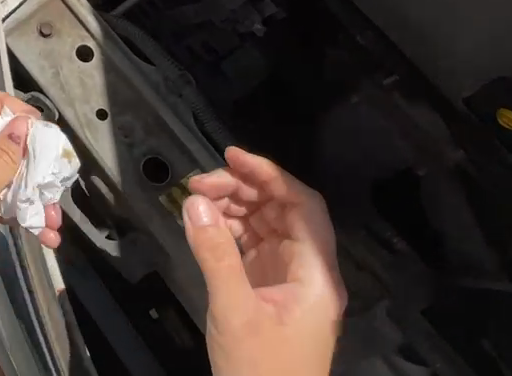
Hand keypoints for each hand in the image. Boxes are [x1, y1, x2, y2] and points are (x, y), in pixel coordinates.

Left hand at [0, 92, 62, 331]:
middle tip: (58, 188)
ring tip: (54, 222)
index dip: (23, 115)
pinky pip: (7, 205)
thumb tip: (26, 122)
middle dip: (37, 166)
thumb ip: (5, 154)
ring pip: (13, 177)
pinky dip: (26, 217)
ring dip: (36, 197)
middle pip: (10, 143)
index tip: (51, 139)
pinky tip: (47, 237)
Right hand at [183, 147, 345, 375]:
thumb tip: (195, 200)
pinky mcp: (267, 289)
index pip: (302, 206)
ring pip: (265, 222)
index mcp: (315, 275)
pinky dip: (228, 226)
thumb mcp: (235, 310)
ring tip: (196, 198)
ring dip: (233, 204)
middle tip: (199, 182)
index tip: (230, 156)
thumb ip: (215, 252)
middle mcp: (307, 271)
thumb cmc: (262, 371)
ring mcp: (287, 280)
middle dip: (242, 187)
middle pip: (282, 209)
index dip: (270, 175)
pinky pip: (251, 242)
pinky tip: (205, 223)